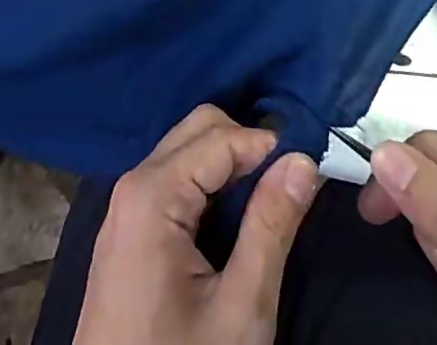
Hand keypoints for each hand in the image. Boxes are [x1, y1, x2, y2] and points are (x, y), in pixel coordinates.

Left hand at [74, 105, 320, 344]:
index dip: (269, 146)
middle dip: (247, 143)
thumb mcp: (240, 308)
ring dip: (230, 161)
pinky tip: (235, 213)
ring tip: (271, 197)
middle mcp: (133, 183)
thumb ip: (271, 226)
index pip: (221, 136)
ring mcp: (126, 204)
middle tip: (290, 182)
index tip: (310, 171)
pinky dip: (209, 180)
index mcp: (153, 193)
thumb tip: (303, 161)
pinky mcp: (129, 227)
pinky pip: (174, 176)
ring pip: (187, 148)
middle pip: (199, 128)